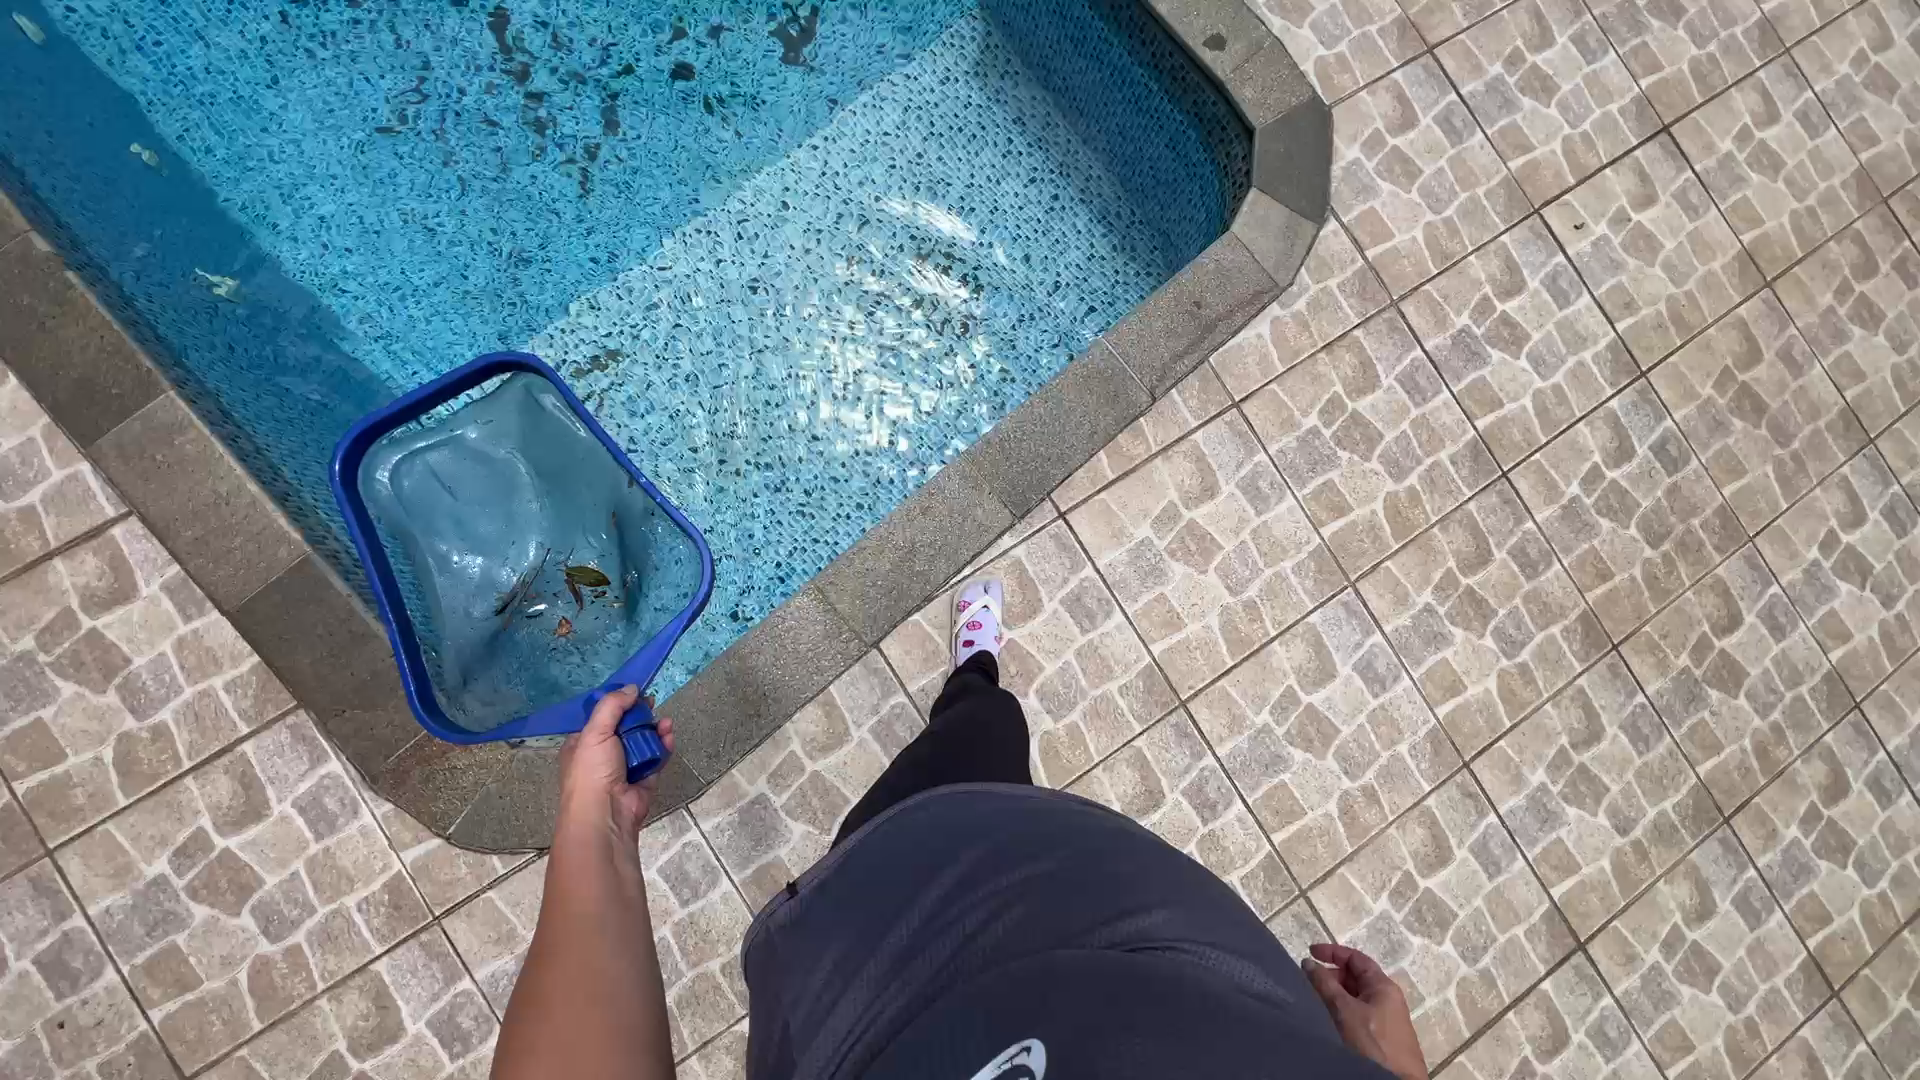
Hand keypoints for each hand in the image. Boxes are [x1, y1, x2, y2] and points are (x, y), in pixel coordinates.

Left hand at [558, 686, 674, 841]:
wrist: (606, 813)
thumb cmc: (592, 771)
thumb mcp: (594, 732)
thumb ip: (612, 706)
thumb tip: (631, 687)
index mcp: (583, 745)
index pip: (600, 719)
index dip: (617, 705)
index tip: (632, 694)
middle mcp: (603, 756)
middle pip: (625, 728)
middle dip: (640, 715)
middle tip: (651, 704)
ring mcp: (624, 768)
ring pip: (643, 741)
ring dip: (655, 729)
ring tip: (665, 722)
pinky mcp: (644, 779)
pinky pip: (656, 757)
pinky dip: (664, 746)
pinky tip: (669, 736)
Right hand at [1304, 943, 1425, 1079]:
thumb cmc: (1372, 1042)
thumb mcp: (1343, 1009)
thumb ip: (1324, 983)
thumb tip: (1308, 962)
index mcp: (1383, 986)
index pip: (1355, 958)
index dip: (1332, 952)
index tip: (1309, 953)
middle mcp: (1388, 998)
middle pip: (1356, 976)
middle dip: (1332, 974)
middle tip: (1311, 982)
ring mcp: (1387, 1018)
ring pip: (1356, 996)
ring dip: (1336, 994)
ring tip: (1317, 1001)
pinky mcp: (1384, 1036)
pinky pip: (1360, 1012)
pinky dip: (1343, 1009)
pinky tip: (1331, 1019)